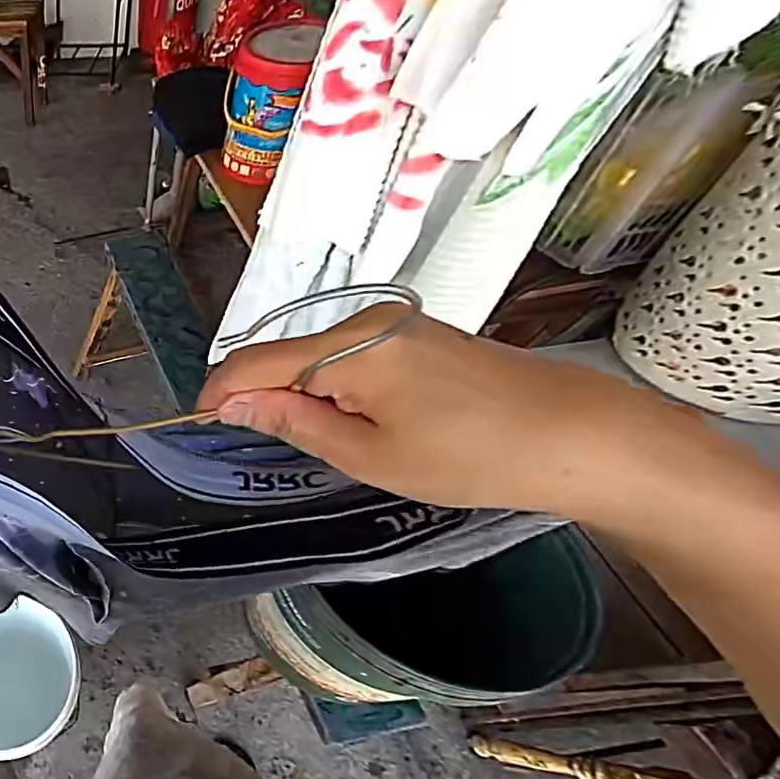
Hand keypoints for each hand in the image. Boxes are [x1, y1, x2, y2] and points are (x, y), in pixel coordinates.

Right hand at [196, 304, 734, 523]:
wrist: (579, 436)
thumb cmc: (470, 458)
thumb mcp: (369, 454)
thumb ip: (294, 420)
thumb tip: (234, 402)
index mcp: (350, 349)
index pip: (255, 363)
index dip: (218, 392)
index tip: (200, 423)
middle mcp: (364, 321)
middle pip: (280, 354)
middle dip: (253, 392)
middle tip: (251, 440)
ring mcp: (392, 321)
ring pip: (310, 353)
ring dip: (289, 389)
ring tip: (301, 435)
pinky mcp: (412, 331)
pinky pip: (344, 352)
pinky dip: (323, 381)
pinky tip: (340, 414)